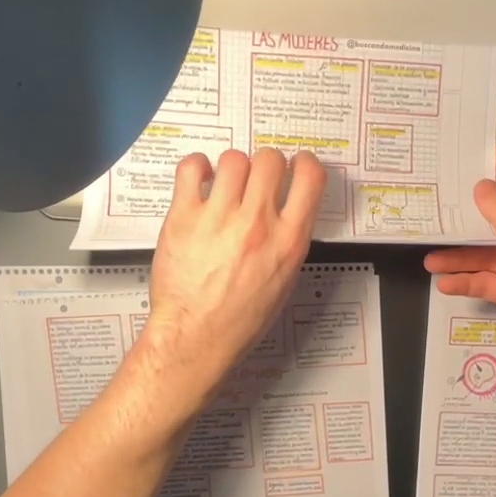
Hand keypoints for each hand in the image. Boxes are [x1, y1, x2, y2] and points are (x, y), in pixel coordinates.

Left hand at [141, 147, 324, 396]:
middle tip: (257, 178)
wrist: (196, 337)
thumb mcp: (283, 284)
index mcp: (288, 242)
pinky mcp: (185, 216)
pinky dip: (197, 167)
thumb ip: (288, 243)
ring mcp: (219, 217)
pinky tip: (199, 181)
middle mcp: (257, 224)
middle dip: (266, 164)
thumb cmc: (238, 321)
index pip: (310, 177)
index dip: (304, 163)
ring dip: (232, 168)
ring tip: (225, 186)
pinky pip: (192, 167)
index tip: (297, 164)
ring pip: (234, 159)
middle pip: (270, 160)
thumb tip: (287, 213)